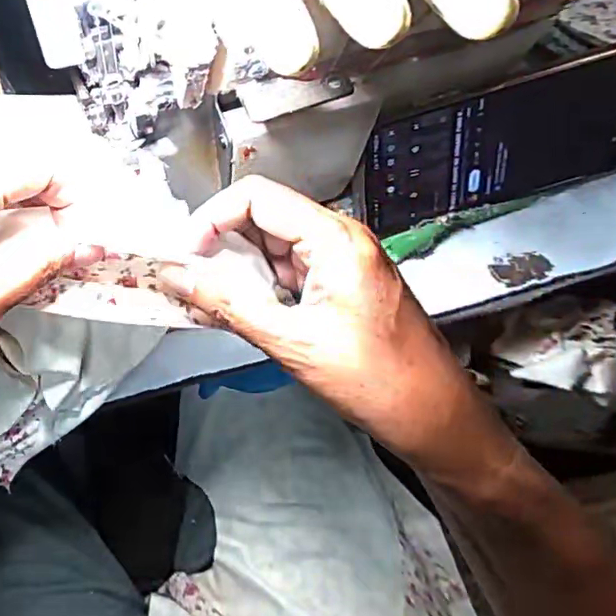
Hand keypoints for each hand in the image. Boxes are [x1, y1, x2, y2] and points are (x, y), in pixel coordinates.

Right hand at [160, 176, 521, 496]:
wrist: (436, 417)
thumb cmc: (384, 381)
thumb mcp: (291, 341)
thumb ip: (226, 304)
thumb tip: (179, 277)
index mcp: (335, 240)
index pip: (255, 198)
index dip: (211, 219)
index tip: (187, 253)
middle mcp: (338, 240)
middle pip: (258, 218)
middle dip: (216, 245)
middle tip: (187, 277)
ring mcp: (337, 261)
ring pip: (266, 246)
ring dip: (231, 269)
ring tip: (204, 299)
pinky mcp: (334, 283)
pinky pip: (281, 270)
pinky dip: (252, 286)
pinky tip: (232, 309)